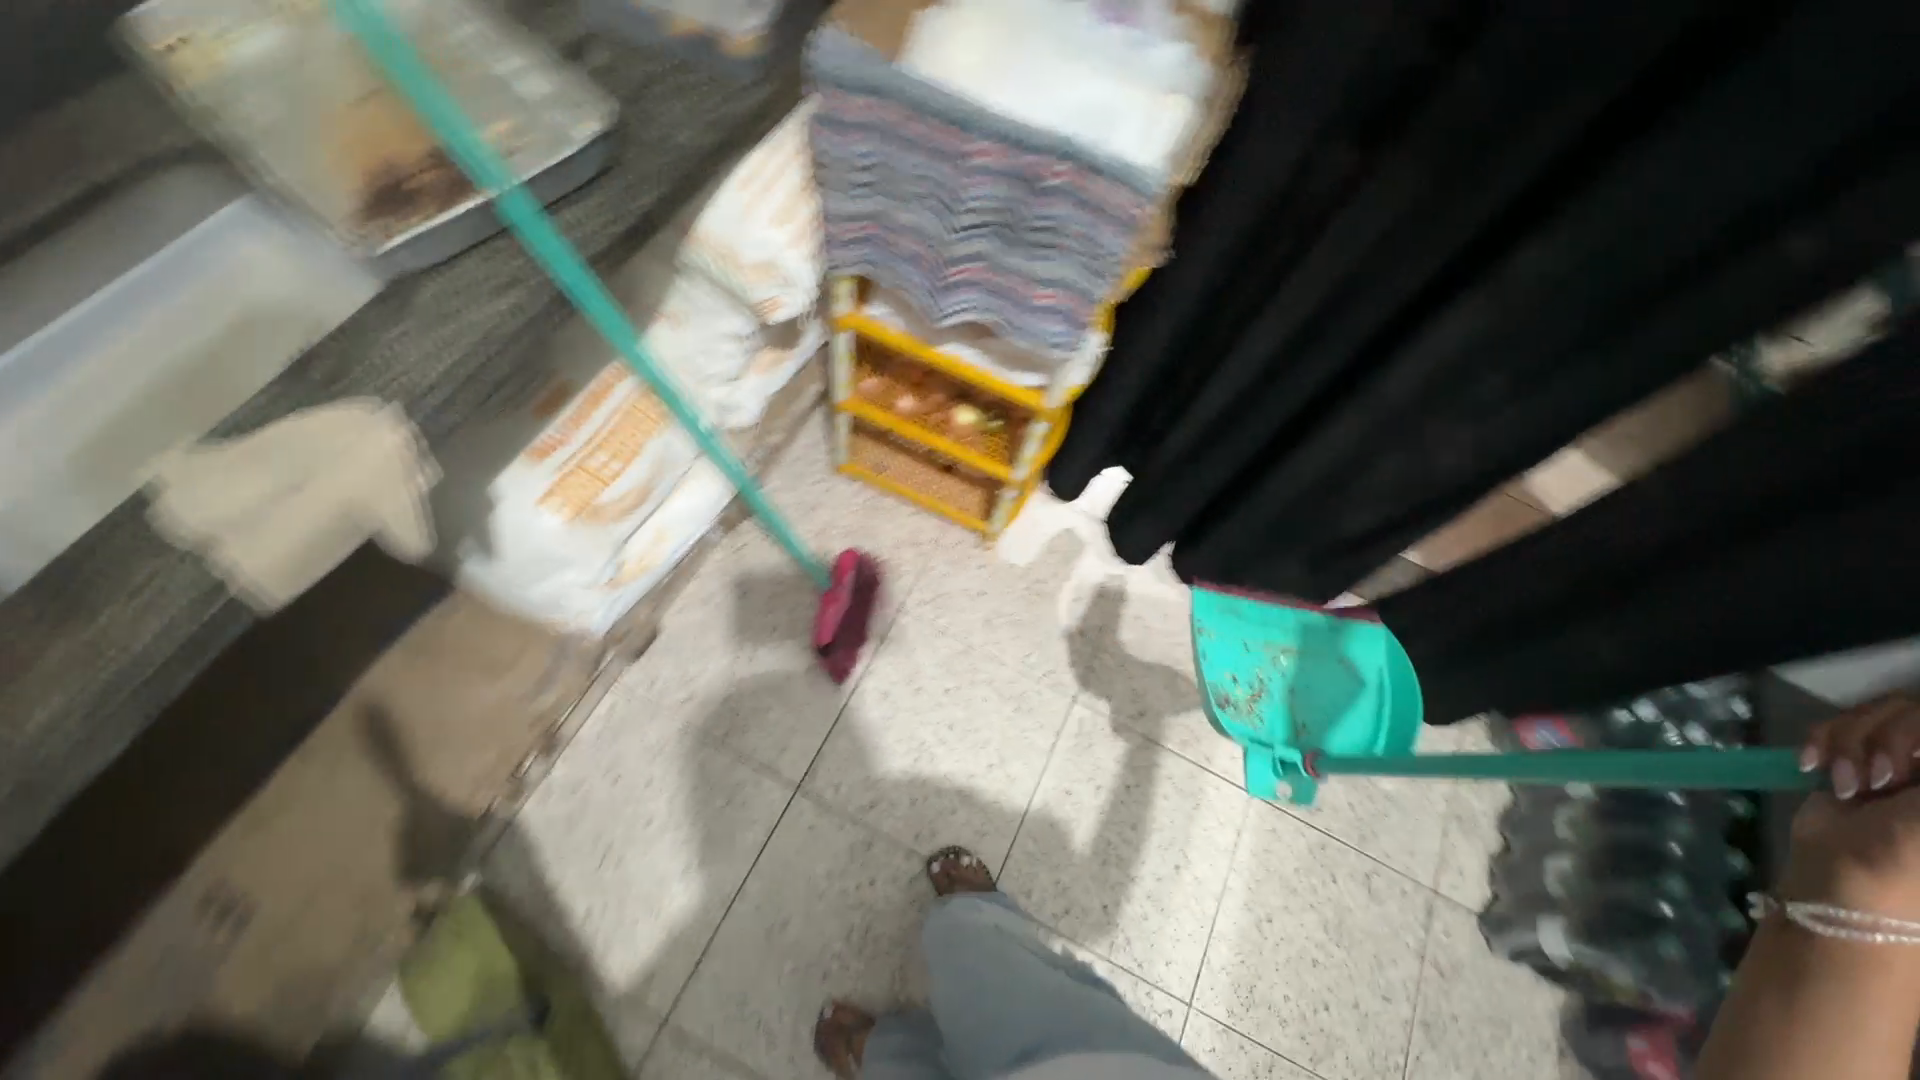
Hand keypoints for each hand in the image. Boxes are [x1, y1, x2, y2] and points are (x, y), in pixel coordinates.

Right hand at [1788, 695, 1919, 916]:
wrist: (1843, 876)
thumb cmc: (1910, 853)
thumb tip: (1915, 744)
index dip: (1915, 733)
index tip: (1913, 761)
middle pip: (1908, 708)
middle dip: (1885, 738)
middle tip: (1879, 779)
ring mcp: (1895, 759)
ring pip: (1871, 713)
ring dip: (1848, 745)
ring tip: (1847, 785)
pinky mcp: (1848, 759)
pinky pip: (1834, 725)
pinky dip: (1820, 743)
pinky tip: (1815, 769)